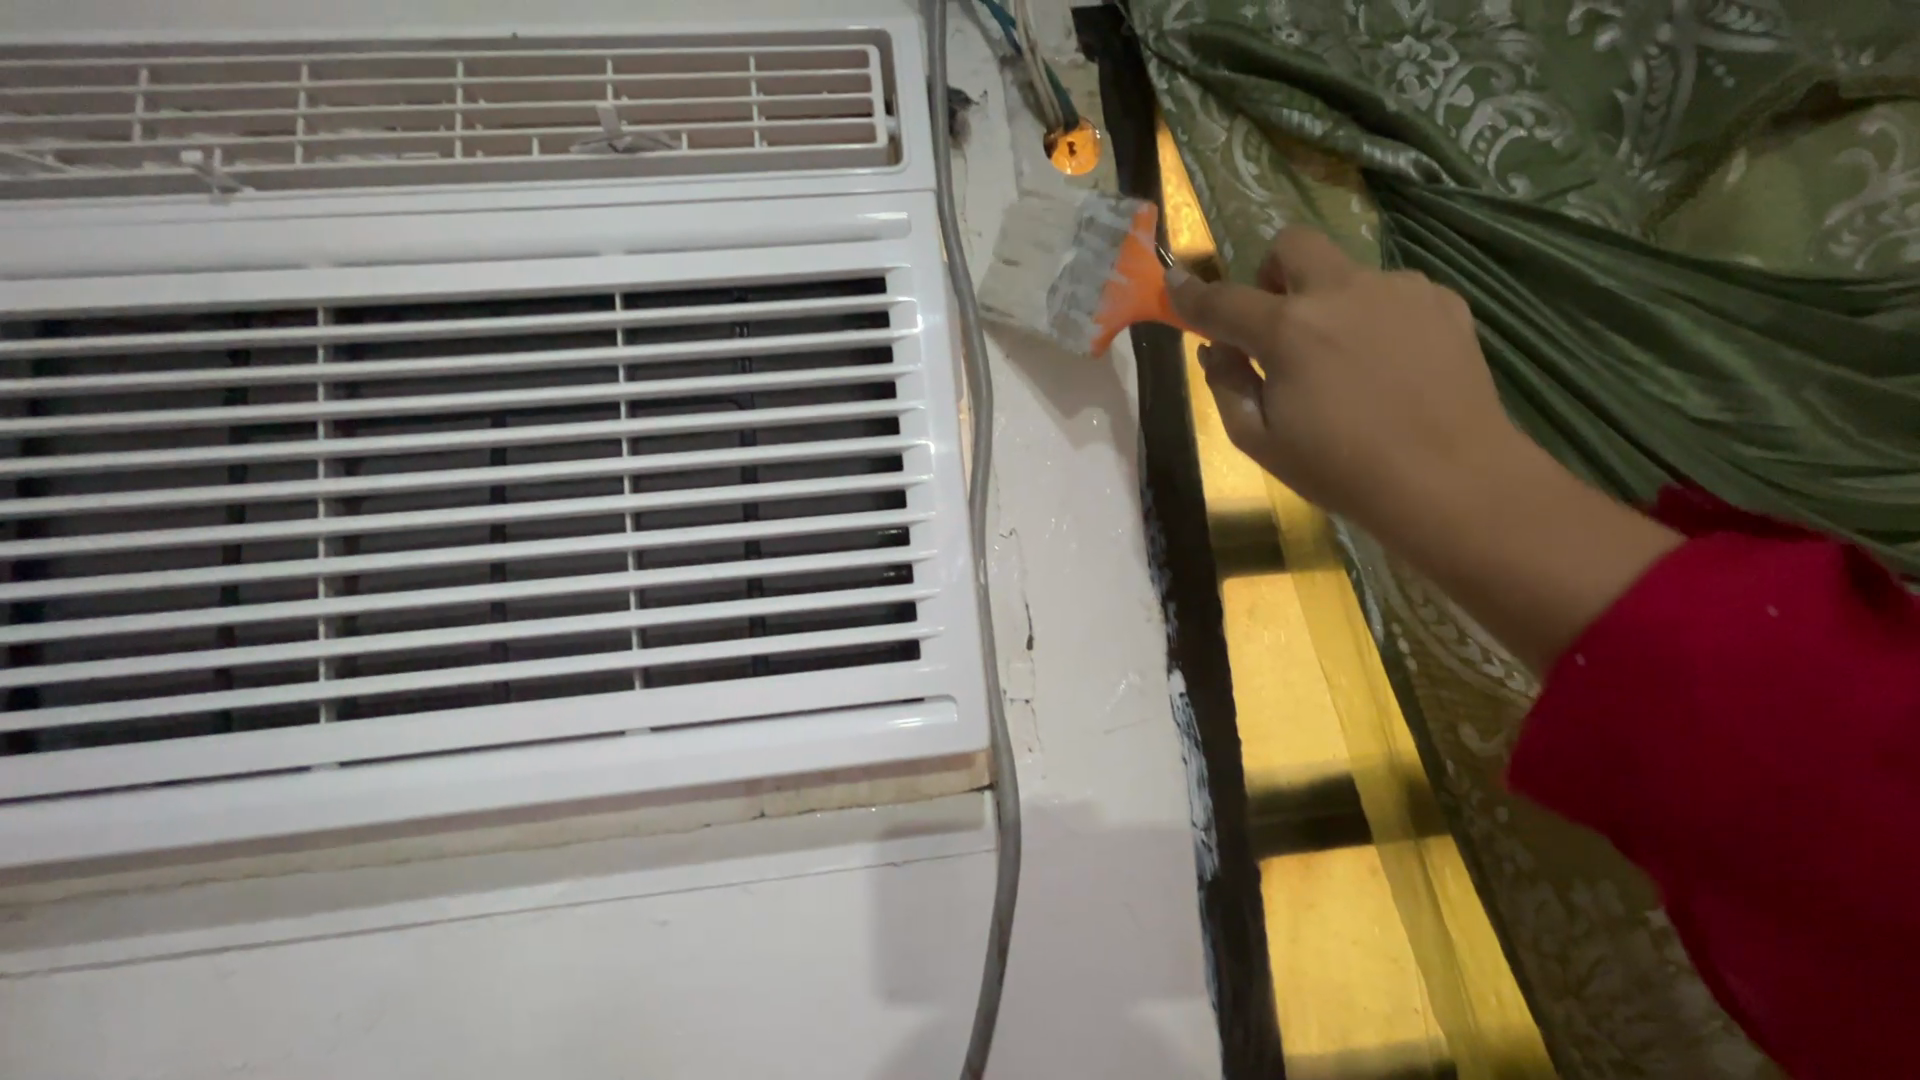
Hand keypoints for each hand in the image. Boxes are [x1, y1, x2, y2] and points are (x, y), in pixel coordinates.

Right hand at [1168, 226, 1681, 672]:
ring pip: (1346, 272)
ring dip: (1328, 302)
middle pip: (1291, 245)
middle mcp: (1341, 291)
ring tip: (1346, 362)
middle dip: (1270, 274)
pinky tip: (1390, 368)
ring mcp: (1398, 290)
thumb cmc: (1342, 470)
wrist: (1452, 481)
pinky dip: (1375, 318)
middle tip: (1277, 324)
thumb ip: (1227, 386)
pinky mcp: (1442, 302)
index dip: (1190, 293)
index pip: (1222, 300)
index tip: (1175, 285)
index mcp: (1288, 330)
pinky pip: (1391, 294)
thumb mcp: (1260, 442)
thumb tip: (1217, 350)